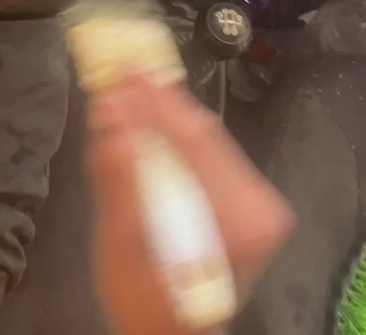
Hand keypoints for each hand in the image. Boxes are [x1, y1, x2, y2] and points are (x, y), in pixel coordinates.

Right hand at [87, 76, 295, 333]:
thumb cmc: (144, 302)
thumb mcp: (122, 248)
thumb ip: (118, 178)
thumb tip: (108, 112)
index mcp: (236, 220)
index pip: (189, 141)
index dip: (153, 100)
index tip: (124, 67)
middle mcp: (257, 205)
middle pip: (200, 134)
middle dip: (156, 98)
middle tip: (123, 63)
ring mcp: (254, 201)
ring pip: (203, 138)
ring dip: (164, 110)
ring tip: (132, 79)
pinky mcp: (245, 199)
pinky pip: (205, 151)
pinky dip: (174, 131)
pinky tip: (150, 112)